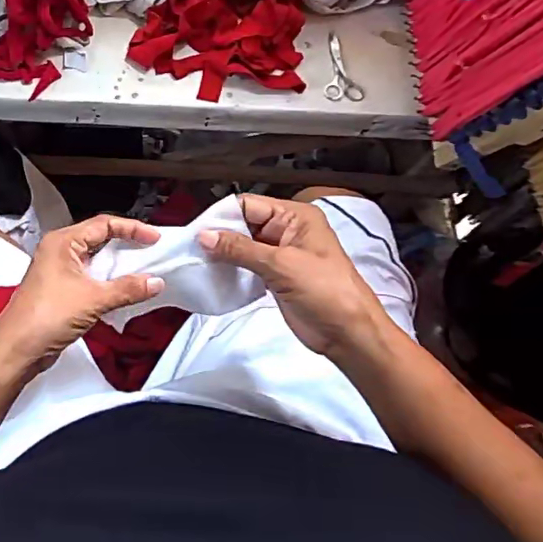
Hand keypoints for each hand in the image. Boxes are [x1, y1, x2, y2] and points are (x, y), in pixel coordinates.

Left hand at [0, 215, 163, 373]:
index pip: (103, 224)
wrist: (18, 348)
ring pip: (95, 258)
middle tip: (151, 252)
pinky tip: (123, 290)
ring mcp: (57, 269)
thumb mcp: (93, 299)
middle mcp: (58, 250)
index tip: (153, 238)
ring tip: (142, 271)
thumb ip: (127, 289)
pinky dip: (107, 280)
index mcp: (62, 242)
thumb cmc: (44, 316)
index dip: (131, 228)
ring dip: (117, 265)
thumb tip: (154, 282)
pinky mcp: (60, 288)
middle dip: (126, 244)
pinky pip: (89, 276)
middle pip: (99, 238)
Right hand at [198, 194, 390, 359]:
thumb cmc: (325, 292)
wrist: (350, 336)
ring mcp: (281, 254)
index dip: (222, 215)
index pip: (249, 205)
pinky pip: (247, 264)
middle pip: (243, 223)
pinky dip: (231, 268)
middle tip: (192, 247)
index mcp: (295, 217)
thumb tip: (203, 236)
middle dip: (220, 234)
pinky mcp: (275, 275)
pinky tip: (214, 273)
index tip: (196, 230)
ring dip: (223, 253)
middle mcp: (287, 230)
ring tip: (197, 260)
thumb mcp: (281, 265)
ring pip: (243, 245)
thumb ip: (240, 249)